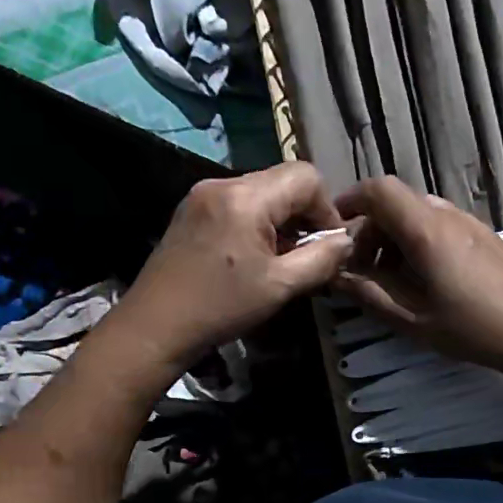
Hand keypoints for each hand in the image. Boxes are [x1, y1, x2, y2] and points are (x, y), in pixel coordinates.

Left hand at [118, 163, 353, 369]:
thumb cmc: (221, 307)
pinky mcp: (192, 210)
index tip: (328, 245)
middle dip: (305, 215)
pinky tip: (256, 258)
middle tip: (310, 256)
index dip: (327, 208)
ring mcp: (203, 195)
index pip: (306, 177)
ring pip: (262, 193)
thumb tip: (347, 241)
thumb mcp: (281, 286)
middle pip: (283, 181)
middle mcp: (223, 184)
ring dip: (283, 222)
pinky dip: (259, 224)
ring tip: (284, 261)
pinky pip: (239, 204)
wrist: (155, 325)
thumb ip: (322, 259)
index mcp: (246, 198)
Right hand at [333, 176, 502, 371]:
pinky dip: (417, 242)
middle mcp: (446, 215)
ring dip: (394, 238)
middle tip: (362, 270)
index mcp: (426, 229)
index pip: (378, 190)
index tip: (335, 234)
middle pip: (396, 202)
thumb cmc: (470, 327)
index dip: (350, 203)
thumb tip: (336, 274)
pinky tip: (424, 279)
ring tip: (391, 279)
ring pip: (418, 214)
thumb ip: (369, 293)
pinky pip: (438, 225)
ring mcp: (468, 222)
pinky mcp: (482, 235)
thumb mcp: (411, 318)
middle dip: (370, 229)